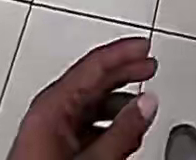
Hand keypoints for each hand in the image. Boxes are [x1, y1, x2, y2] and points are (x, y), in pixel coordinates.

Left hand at [7, 37, 158, 159]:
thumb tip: (147, 102)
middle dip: (123, 71)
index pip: (94, 64)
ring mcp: (47, 133)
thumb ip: (122, 131)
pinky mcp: (50, 151)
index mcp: (52, 106)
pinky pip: (84, 125)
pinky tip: (122, 133)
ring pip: (89, 104)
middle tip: (148, 65)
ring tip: (140, 102)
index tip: (145, 46)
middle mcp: (47, 113)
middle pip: (92, 80)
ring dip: (117, 100)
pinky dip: (107, 123)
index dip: (123, 52)